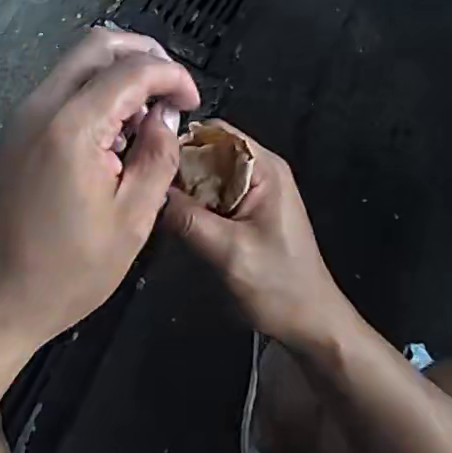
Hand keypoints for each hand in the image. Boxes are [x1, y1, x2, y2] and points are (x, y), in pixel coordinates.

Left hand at [0, 29, 199, 363]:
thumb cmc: (65, 272)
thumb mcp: (133, 220)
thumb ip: (158, 157)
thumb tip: (166, 117)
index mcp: (72, 127)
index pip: (133, 68)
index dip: (173, 76)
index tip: (193, 104)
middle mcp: (42, 108)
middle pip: (100, 44)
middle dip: (147, 56)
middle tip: (173, 92)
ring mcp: (24, 117)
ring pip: (80, 61)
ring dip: (123, 72)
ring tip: (149, 115)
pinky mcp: (18, 132)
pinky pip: (66, 86)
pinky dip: (100, 89)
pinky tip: (118, 131)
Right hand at [161, 121, 354, 352]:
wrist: (309, 319)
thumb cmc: (278, 284)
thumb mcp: (228, 252)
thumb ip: (189, 219)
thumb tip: (151, 192)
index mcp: (265, 168)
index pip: (217, 133)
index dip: (181, 141)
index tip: (145, 160)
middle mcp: (262, 170)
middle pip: (210, 151)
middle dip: (178, 166)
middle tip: (142, 185)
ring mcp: (257, 190)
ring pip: (209, 174)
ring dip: (184, 187)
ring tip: (152, 202)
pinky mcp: (249, 210)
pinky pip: (214, 194)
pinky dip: (195, 203)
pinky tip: (173, 220)